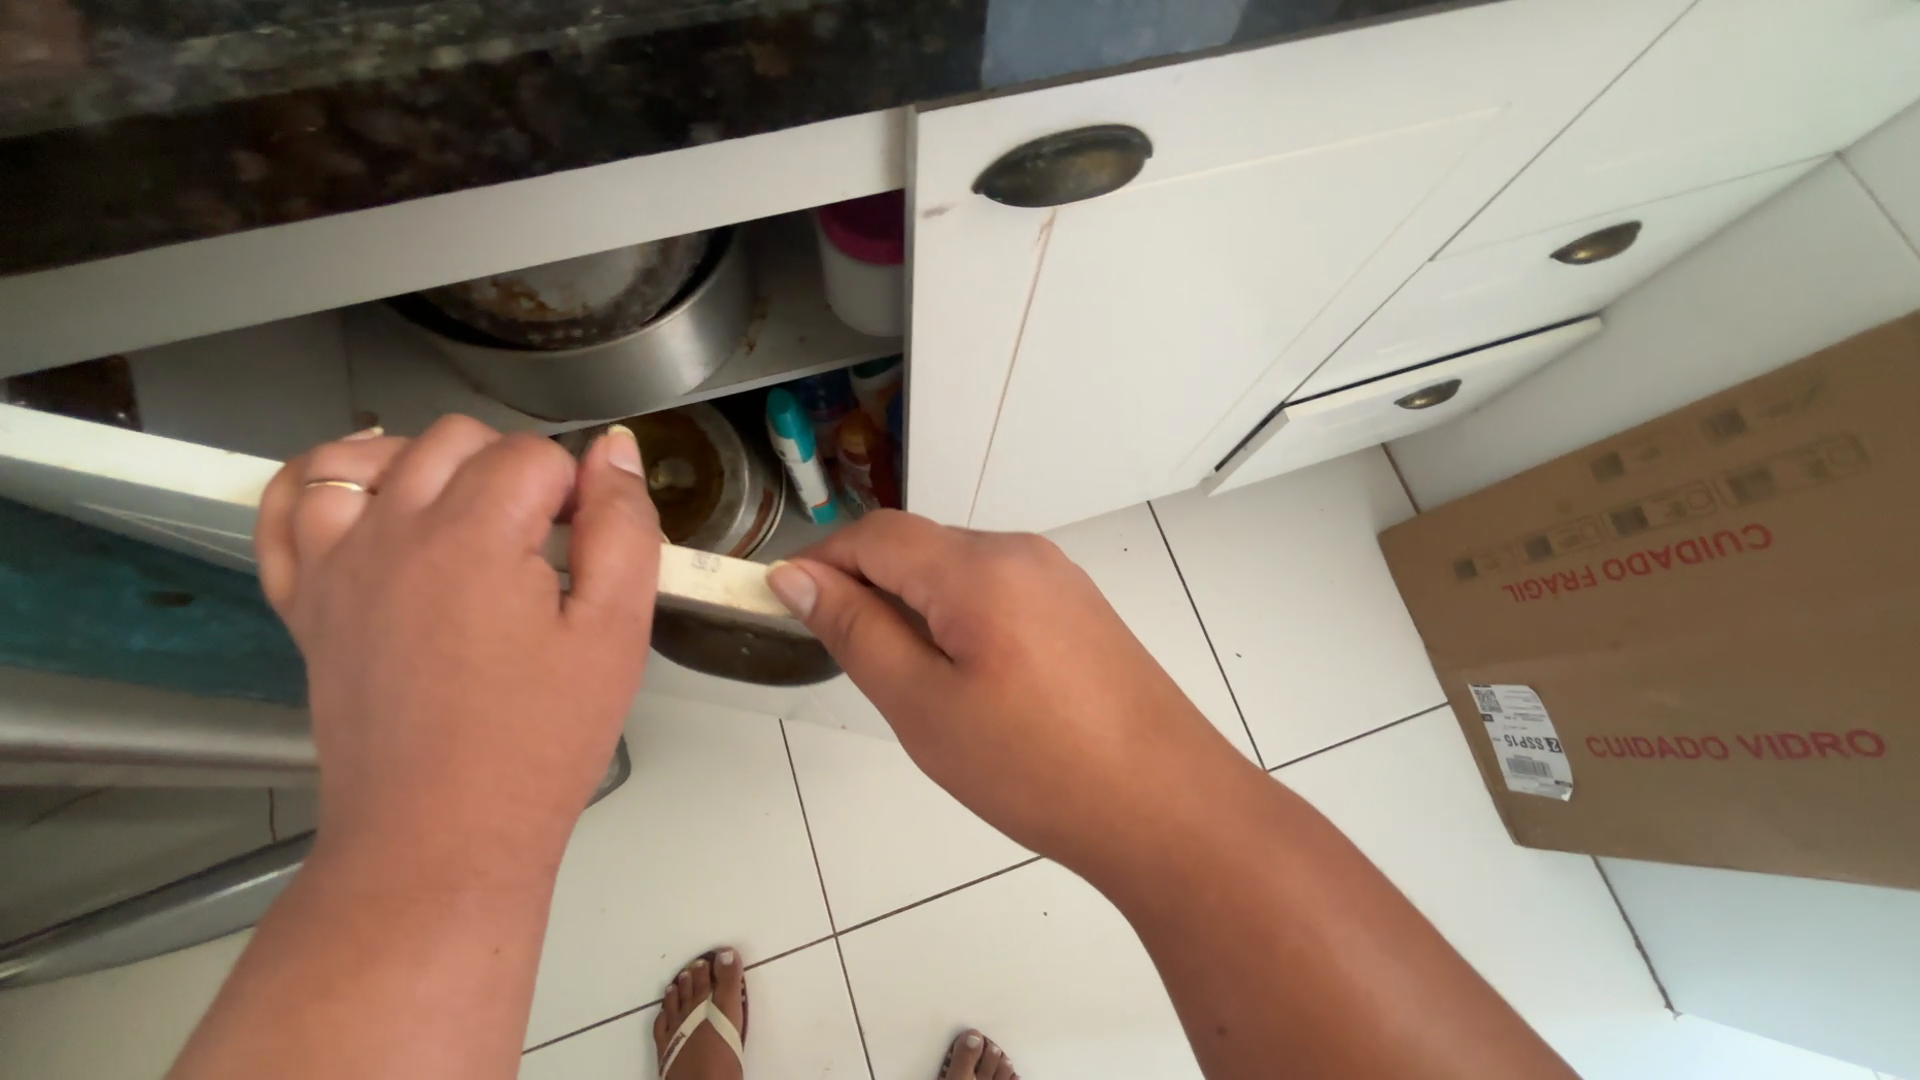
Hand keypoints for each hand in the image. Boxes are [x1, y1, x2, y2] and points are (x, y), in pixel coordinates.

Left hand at [256, 416, 661, 880]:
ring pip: (373, 453)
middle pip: (458, 440)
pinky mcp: (305, 601)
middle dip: (517, 469)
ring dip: (433, 463)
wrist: (441, 835)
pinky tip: (373, 495)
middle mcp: (390, 533)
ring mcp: (334, 565)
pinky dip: (330, 479)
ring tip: (474, 517)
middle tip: (548, 541)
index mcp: (474, 538)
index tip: (591, 547)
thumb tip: (615, 451)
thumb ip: (625, 528)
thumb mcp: (617, 631)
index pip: (534, 454)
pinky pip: (287, 504)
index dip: (579, 490)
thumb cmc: (542, 737)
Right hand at [767, 511, 1246, 874]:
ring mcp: (1058, 577)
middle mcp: (1021, 552)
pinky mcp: (1079, 607)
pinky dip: (961, 620)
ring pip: (957, 571)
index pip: (873, 534)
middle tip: (857, 664)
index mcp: (978, 566)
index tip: (782, 605)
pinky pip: (997, 593)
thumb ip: (857, 630)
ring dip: (915, 608)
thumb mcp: (923, 706)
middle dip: (869, 589)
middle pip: (917, 548)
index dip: (819, 561)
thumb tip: (797, 577)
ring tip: (918, 686)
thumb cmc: (1035, 766)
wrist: (1167, 807)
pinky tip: (974, 683)